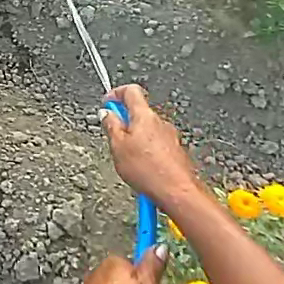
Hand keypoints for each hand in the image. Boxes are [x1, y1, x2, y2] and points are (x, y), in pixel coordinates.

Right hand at [101, 85, 203, 208]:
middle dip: (123, 121)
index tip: (107, 104)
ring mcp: (169, 135)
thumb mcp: (117, 146)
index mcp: (144, 115)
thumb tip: (106, 113)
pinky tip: (141, 167)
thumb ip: (111, 125)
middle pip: (138, 111)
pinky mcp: (174, 150)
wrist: (177, 192)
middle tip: (113, 137)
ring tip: (127, 158)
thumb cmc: (149, 170)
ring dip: (135, 138)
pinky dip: (146, 151)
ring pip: (147, 129)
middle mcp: (159, 121)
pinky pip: (155, 144)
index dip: (116, 94)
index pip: (130, 91)